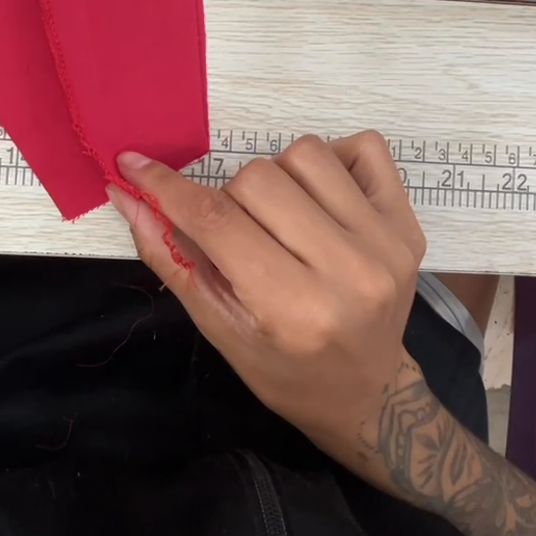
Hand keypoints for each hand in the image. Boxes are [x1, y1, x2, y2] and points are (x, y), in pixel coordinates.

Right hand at [110, 133, 427, 463]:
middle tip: (238, 234)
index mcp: (292, 308)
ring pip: (304, 153)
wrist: (366, 391)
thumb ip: (169, 256)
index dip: (166, 186)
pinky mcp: (409, 223)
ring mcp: (386, 243)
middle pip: (256, 177)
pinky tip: (321, 199)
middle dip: (229, 198)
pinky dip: (331, 160)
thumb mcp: (217, 327)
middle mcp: (348, 271)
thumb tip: (126, 194)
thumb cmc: (284, 370)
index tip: (134, 165)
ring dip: (277, 177)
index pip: (216, 221)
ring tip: (281, 218)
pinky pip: (363, 145)